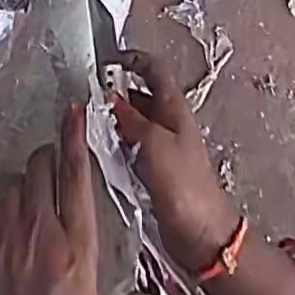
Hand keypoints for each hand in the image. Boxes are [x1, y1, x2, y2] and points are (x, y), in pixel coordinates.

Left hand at [0, 105, 102, 294]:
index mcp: (73, 251)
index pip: (75, 178)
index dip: (75, 140)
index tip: (74, 115)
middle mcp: (34, 235)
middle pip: (38, 169)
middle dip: (48, 158)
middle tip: (57, 165)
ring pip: (12, 188)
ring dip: (26, 188)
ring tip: (36, 204)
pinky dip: (3, 217)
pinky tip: (10, 239)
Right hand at [109, 50, 237, 273]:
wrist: (202, 235)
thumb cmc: (185, 187)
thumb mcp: (153, 144)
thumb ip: (130, 118)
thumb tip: (111, 98)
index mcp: (174, 108)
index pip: (153, 69)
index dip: (132, 59)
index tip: (109, 61)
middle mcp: (168, 122)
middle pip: (140, 93)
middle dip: (116, 91)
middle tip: (92, 95)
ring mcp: (162, 145)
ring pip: (133, 119)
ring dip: (114, 117)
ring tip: (92, 120)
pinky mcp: (154, 168)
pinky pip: (130, 144)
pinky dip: (116, 141)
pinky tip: (102, 149)